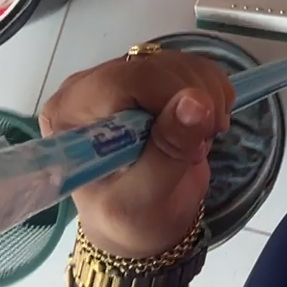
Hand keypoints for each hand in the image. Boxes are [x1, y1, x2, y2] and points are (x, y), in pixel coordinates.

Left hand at [39, 49, 232, 258]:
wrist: (144, 223)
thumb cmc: (132, 218)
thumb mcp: (147, 195)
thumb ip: (169, 149)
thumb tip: (196, 101)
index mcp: (72, 112)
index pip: (127, 77)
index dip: (170, 94)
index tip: (194, 135)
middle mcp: (92, 87)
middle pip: (159, 65)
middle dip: (194, 100)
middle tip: (198, 145)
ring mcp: (125, 79)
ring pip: (183, 63)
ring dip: (208, 99)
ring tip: (198, 141)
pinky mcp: (154, 78)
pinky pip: (196, 66)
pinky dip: (214, 92)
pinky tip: (204, 124)